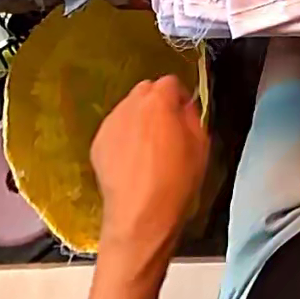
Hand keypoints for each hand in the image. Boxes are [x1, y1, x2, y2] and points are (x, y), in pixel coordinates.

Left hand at [91, 76, 208, 276]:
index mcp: (158, 102)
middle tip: (167, 128)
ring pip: (128, 108)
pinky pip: (115, 128)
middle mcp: (130, 105)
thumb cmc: (175, 184)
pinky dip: (124, 136)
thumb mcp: (201, 146)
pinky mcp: (98, 141)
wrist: (140, 217)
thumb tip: (184, 107)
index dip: (179, 96)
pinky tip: (133, 160)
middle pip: (146, 90)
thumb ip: (193, 116)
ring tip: (149, 148)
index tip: (183, 112)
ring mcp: (111, 123)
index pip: (171, 81)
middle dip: (157, 103)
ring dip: (139, 119)